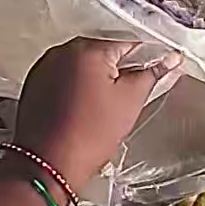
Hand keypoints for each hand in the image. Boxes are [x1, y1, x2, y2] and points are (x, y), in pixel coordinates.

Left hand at [14, 38, 180, 185]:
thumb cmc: (89, 135)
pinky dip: (79, 83)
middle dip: (122, 65)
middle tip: (135, 88)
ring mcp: (45, 66)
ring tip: (109, 101)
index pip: (128, 40)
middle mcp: (62, 51)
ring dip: (99, 74)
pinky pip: (65, 74)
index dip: (148, 54)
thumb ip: (152, 74)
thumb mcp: (130, 101)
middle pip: (103, 48)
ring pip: (83, 62)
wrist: (49, 164)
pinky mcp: (36, 82)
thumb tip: (169, 59)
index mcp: (87, 49)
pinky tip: (88, 104)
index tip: (160, 66)